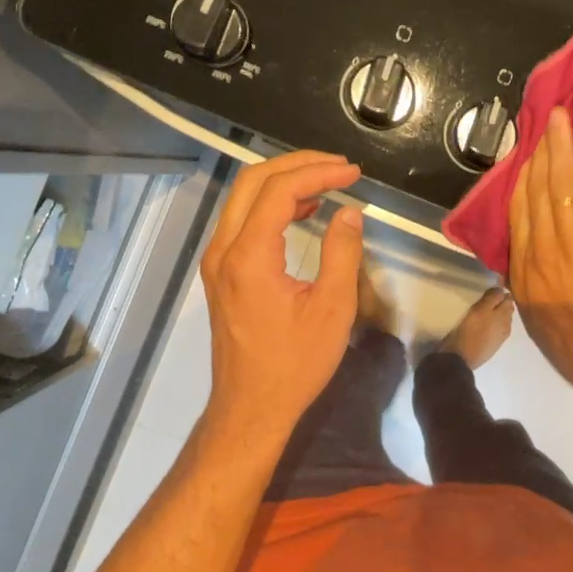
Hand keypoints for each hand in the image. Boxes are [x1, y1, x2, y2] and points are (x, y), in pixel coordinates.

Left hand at [199, 151, 364, 440]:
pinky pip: (242, 220)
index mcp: (248, 256)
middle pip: (252, 182)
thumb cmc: (295, 364)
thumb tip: (349, 213)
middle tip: (340, 167)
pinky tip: (304, 210)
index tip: (354, 173)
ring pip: (243, 198)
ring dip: (284, 182)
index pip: (279, 191)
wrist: (252, 406)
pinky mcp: (222, 273)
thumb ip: (341, 253)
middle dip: (298, 165)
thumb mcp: (332, 309)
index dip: (318, 173)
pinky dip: (273, 204)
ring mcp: (217, 261)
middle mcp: (223, 250)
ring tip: (329, 181)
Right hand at [508, 108, 572, 396]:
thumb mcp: (534, 313)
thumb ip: (527, 279)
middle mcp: (538, 248)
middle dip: (538, 153)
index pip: (516, 213)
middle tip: (544, 121)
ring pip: (559, 185)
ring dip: (560, 147)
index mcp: (521, 267)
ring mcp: (568, 241)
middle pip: (534, 191)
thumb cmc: (571, 341)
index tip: (525, 156)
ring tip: (562, 117)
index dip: (520, 180)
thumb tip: (526, 256)